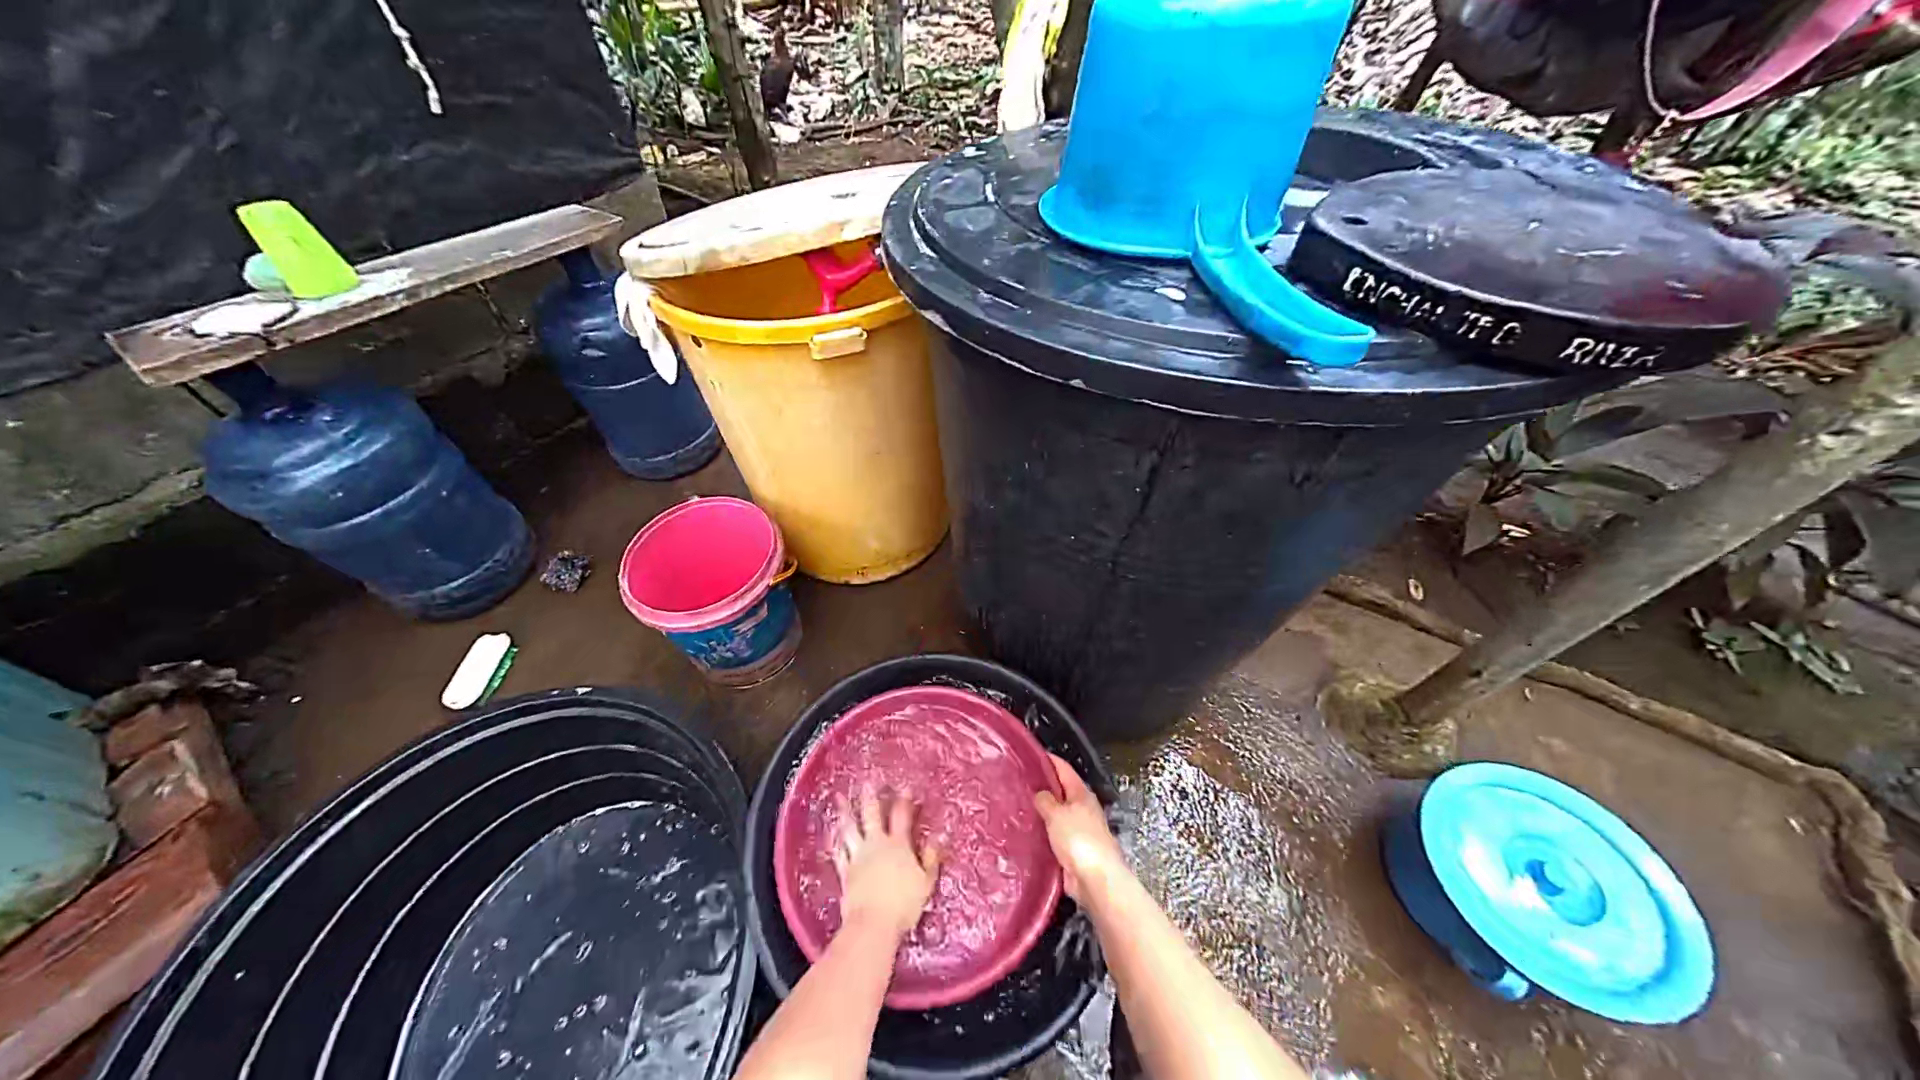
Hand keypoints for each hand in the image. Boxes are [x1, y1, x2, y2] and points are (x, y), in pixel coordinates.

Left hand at [834, 787, 939, 939]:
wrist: (873, 923)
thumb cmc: (904, 904)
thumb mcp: (925, 882)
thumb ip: (930, 859)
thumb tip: (937, 839)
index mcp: (899, 845)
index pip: (902, 816)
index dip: (904, 800)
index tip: (905, 787)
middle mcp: (877, 845)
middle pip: (872, 815)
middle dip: (871, 797)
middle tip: (868, 782)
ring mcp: (858, 857)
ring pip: (851, 828)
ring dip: (846, 812)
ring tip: (841, 798)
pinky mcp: (845, 872)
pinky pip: (839, 851)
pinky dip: (836, 840)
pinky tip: (833, 833)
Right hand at [1034, 754, 1124, 903]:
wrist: (1095, 879)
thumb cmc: (1080, 840)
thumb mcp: (1057, 813)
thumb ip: (1045, 800)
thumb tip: (1040, 794)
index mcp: (1081, 795)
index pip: (1065, 770)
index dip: (1050, 761)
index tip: (1034, 755)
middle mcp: (1082, 810)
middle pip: (1061, 792)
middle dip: (1043, 787)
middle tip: (1021, 782)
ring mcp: (1078, 831)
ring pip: (1056, 815)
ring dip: (1042, 812)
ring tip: (1020, 807)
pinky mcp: (1072, 851)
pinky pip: (1054, 836)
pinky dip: (1043, 833)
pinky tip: (1029, 834)